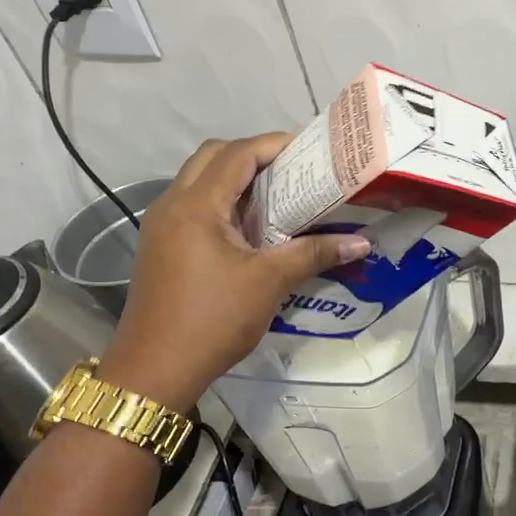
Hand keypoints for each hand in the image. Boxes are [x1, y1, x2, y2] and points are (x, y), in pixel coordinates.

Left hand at [95, 135, 369, 409]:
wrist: (154, 371)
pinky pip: (195, 206)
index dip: (275, 144)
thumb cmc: (212, 320)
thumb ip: (314, 254)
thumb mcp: (269, 283)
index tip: (312, 150)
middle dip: (254, 155)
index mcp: (196, 205)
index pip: (237, 154)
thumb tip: (362, 243)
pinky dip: (225, 202)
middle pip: (213, 157)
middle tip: (294, 169)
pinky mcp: (162, 247)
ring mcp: (162, 226)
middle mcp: (172, 205)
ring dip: (238, 179)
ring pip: (200, 181)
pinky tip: (253, 228)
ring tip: (280, 194)